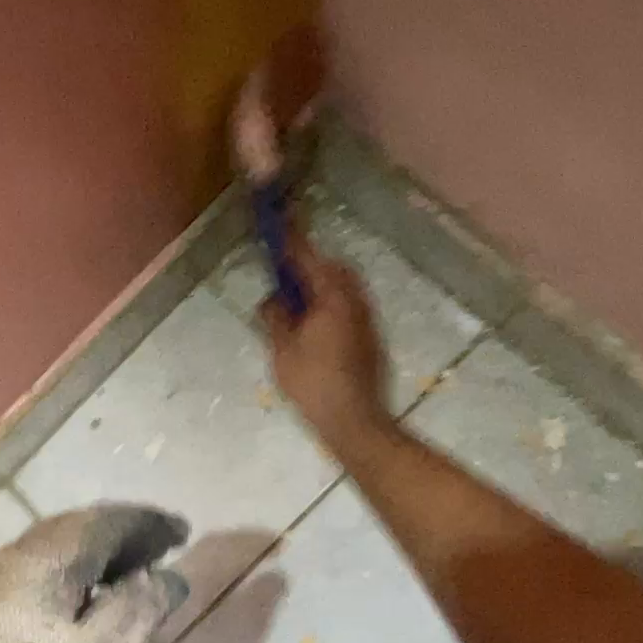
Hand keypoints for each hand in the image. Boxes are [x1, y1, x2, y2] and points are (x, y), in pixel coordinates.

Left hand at [0, 505, 188, 642]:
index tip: (181, 534)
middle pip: (76, 530)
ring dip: (95, 557)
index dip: (148, 524)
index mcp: (45, 556)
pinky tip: (80, 601)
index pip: (107, 521)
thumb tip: (167, 576)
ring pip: (53, 552)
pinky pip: (35, 573)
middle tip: (159, 552)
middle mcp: (12, 555)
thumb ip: (137, 607)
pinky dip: (71, 575)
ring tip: (126, 576)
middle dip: (122, 537)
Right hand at [256, 238, 390, 445]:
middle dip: (307, 265)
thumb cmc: (313, 384)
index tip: (276, 221)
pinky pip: (347, 308)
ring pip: (341, 289)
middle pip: (330, 269)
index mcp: (332, 295)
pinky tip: (312, 328)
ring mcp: (366, 318)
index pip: (306, 256)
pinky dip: (328, 306)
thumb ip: (275, 317)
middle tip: (283, 273)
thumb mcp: (282, 350)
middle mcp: (355, 299)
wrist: (354, 420)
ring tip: (295, 306)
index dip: (289, 240)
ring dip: (319, 287)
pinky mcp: (370, 337)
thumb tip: (273, 299)